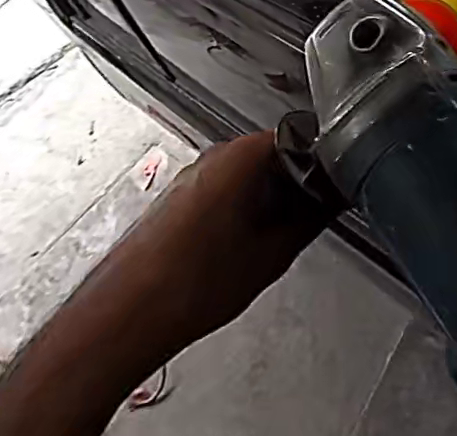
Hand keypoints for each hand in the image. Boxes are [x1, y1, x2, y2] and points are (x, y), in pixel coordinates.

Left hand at [0, 130, 330, 435]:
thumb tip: (335, 199)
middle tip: (310, 216)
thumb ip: (312, 218)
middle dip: (296, 182)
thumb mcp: (272, 255)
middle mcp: (215, 155)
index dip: (322, 161)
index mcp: (241, 155)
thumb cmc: (188, 285)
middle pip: (274, 154)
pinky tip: (241, 247)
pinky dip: (242, 209)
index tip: (333, 186)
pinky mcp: (180, 198)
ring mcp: (194, 175)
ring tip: (274, 237)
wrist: (121, 319)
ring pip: (249, 174)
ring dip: (268, 198)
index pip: (299, 136)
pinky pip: (225, 190)